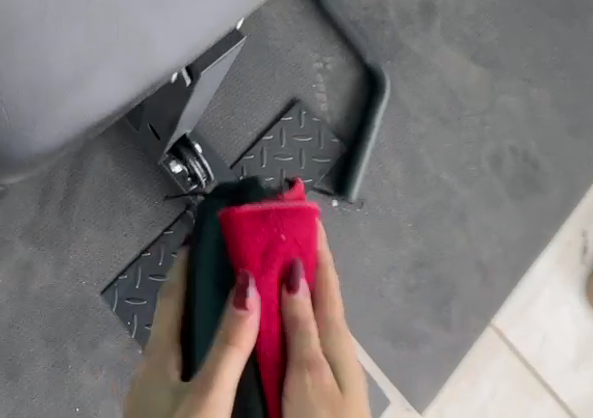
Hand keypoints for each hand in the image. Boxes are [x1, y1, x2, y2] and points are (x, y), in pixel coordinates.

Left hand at [123, 251, 259, 417]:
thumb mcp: (207, 395)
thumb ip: (228, 345)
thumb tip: (248, 281)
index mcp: (155, 355)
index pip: (170, 296)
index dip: (184, 266)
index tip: (200, 239)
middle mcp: (148, 369)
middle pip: (173, 320)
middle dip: (196, 294)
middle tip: (225, 273)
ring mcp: (150, 396)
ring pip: (177, 349)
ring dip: (198, 329)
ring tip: (227, 317)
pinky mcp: (160, 415)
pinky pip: (181, 374)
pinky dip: (199, 359)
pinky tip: (215, 369)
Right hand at [279, 224, 368, 417]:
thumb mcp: (311, 374)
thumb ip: (302, 324)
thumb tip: (295, 267)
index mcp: (335, 337)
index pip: (325, 279)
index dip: (314, 244)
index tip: (299, 210)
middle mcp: (330, 345)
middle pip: (312, 292)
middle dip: (294, 258)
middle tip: (267, 228)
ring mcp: (320, 365)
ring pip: (301, 313)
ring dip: (284, 285)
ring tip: (257, 259)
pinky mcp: (306, 383)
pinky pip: (292, 335)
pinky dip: (279, 314)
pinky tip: (262, 314)